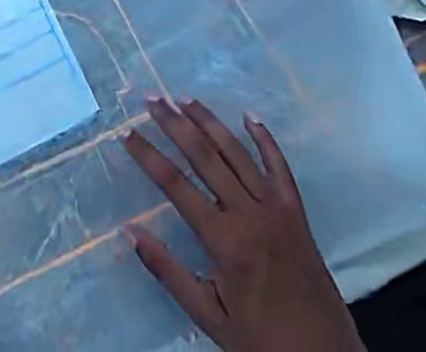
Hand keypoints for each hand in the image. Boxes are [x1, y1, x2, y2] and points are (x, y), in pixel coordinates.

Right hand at [123, 97, 364, 351]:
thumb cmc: (262, 341)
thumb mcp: (209, 317)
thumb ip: (169, 272)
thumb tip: (130, 232)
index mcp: (225, 241)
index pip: (176, 185)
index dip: (148, 156)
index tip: (127, 134)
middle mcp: (250, 216)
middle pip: (205, 158)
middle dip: (175, 125)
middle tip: (153, 99)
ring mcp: (277, 212)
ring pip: (239, 155)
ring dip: (210, 123)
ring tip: (185, 98)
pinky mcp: (297, 215)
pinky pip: (281, 170)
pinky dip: (266, 141)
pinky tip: (250, 117)